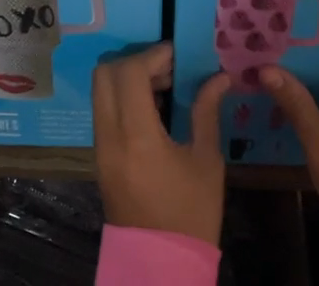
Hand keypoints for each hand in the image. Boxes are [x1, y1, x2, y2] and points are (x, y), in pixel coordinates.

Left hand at [92, 42, 231, 245]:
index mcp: (137, 136)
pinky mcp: (100, 158)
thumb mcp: (207, 160)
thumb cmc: (191, 213)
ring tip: (165, 86)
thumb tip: (219, 76)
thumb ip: (207, 111)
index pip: (129, 73)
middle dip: (136, 62)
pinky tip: (154, 108)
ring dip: (127, 79)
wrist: (163, 262)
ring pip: (101, 92)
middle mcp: (109, 137)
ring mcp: (100, 148)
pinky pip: (104, 112)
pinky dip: (123, 98)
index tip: (178, 55)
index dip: (153, 55)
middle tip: (168, 68)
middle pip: (105, 74)